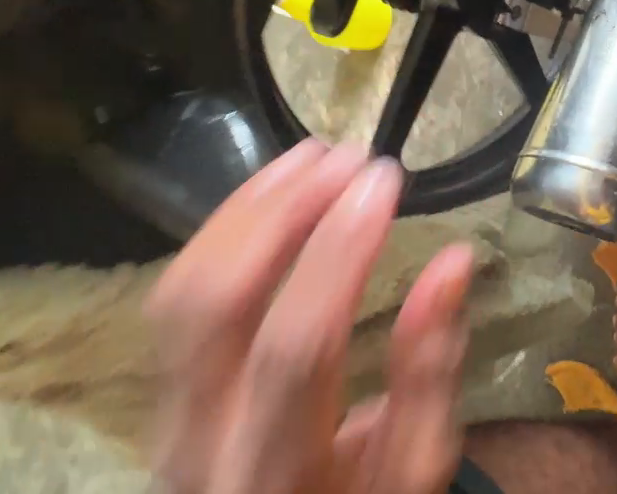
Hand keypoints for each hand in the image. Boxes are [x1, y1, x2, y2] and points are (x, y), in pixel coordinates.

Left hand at [145, 141, 476, 493]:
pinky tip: (277, 187)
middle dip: (281, 215)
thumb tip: (452, 260)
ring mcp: (167, 414)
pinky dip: (229, 227)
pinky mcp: (164, 388)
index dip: (341, 252)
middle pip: (212, 309)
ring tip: (315, 154)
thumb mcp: (417, 464)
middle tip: (348, 158)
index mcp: (273, 472)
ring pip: (181, 291)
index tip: (386, 181)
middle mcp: (200, 440)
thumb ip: (432, 370)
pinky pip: (178, 294)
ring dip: (249, 210)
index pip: (297, 344)